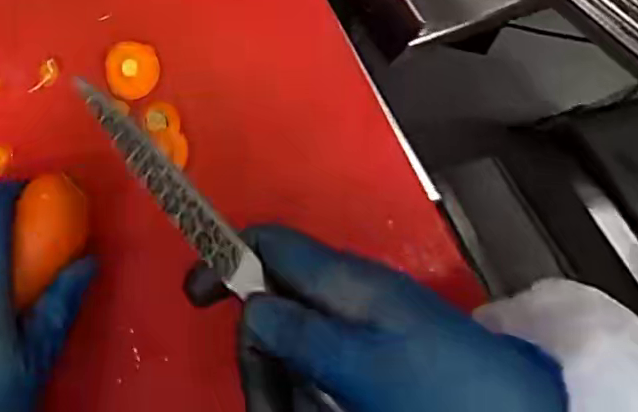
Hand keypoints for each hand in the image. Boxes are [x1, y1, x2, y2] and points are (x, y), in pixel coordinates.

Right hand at [240, 225, 565, 411]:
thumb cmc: (442, 395)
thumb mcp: (363, 369)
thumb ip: (300, 334)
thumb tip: (249, 305)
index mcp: (342, 280)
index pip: (269, 242)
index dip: (227, 256)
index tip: (195, 297)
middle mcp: (348, 294)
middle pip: (276, 303)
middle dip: (259, 352)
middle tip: (265, 408)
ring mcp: (366, 328)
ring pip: (299, 343)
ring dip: (287, 384)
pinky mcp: (382, 360)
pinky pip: (329, 369)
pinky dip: (317, 394)